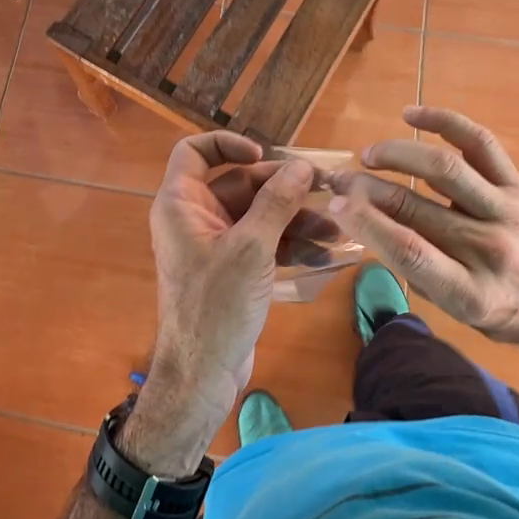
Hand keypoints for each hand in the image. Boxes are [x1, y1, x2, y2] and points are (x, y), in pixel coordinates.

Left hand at [122, 132, 319, 474]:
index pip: (195, 152)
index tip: (264, 155)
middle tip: (327, 190)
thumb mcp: (251, 248)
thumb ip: (277, 202)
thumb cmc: (217, 305)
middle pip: (240, 185)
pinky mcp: (232, 270)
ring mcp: (214, 245)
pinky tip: (324, 254)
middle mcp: (194, 218)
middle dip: (283, 188)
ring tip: (336, 230)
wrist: (203, 374)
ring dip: (294, 219)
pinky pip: (262, 243)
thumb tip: (303, 166)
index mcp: (181, 203)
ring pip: (257, 215)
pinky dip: (289, 244)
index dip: (228, 144)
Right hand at [328, 106, 518, 357]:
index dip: (366, 224)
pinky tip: (412, 115)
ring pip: (442, 168)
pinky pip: (480, 143)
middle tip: (336, 181)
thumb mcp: (462, 314)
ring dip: (396, 155)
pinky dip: (444, 122)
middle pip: (414, 206)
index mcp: (472, 294)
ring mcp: (507, 211)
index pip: (409, 252)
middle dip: (365, 189)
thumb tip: (369, 225)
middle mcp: (490, 249)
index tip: (334, 206)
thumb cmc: (510, 314)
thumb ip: (420, 273)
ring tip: (368, 155)